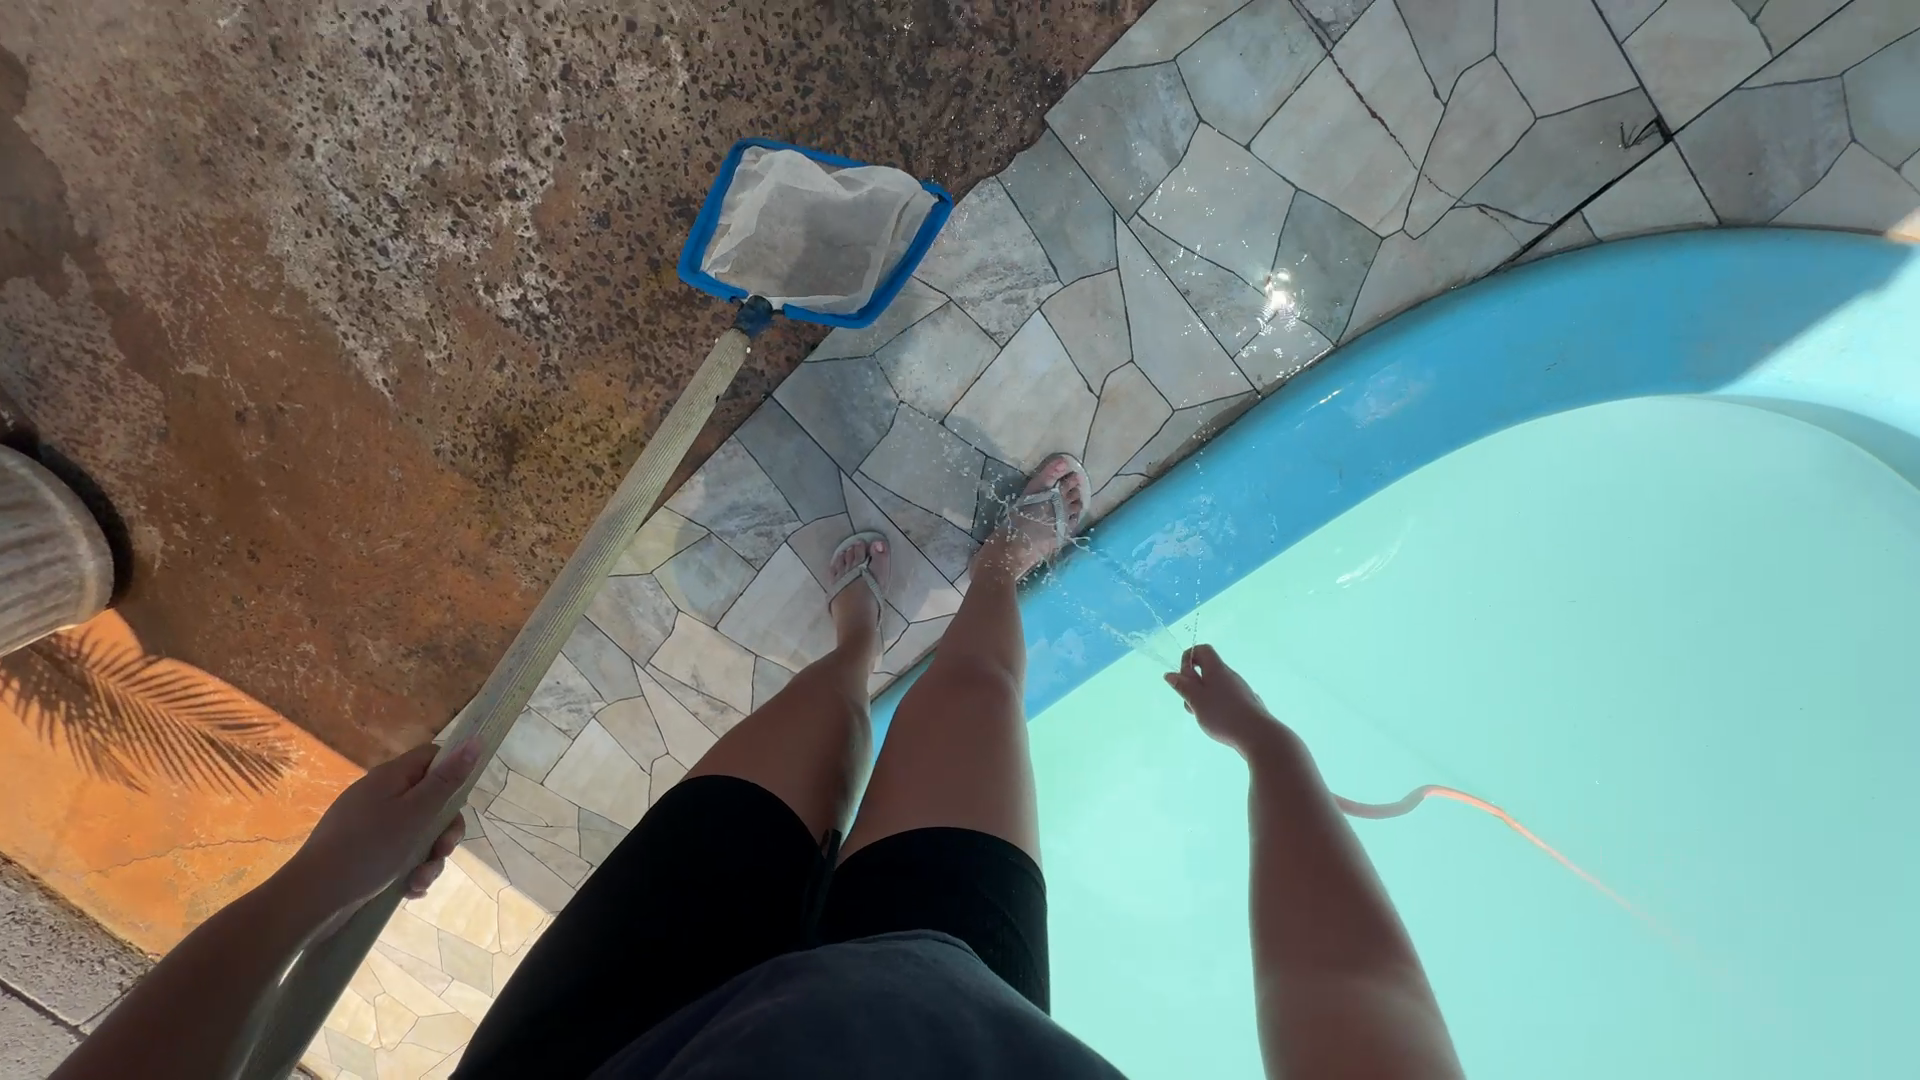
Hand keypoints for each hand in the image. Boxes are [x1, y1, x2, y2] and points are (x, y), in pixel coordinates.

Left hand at [282, 739, 478, 927]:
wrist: (307, 903)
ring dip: (429, 857)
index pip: (433, 757)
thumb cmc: (367, 849)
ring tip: (421, 881)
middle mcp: (380, 797)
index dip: (453, 772)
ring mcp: (371, 826)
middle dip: (444, 830)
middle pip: (432, 800)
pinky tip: (410, 889)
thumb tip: (476, 740)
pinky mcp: (364, 854)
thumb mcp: (417, 813)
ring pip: (420, 832)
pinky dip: (411, 870)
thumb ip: (448, 779)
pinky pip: (401, 853)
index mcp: (390, 778)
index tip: (459, 800)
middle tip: (443, 850)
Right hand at [1163, 644, 1286, 756]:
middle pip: (1207, 670)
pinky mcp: (1247, 704)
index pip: (1202, 650)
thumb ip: (1183, 686)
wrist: (1259, 735)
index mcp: (1217, 669)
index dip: (1188, 659)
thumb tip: (1170, 674)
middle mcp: (1230, 675)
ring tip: (1203, 717)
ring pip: (1215, 687)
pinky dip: (1217, 706)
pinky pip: (1226, 698)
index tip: (1184, 679)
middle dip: (1193, 684)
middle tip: (1191, 703)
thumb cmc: (1223, 715)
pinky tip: (1219, 723)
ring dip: (1203, 698)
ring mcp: (1240, 690)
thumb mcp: (1196, 700)